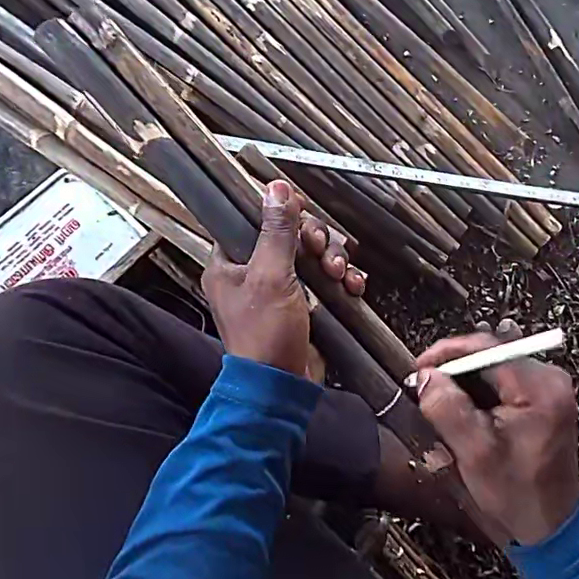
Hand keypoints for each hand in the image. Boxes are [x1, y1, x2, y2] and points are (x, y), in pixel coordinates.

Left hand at [203, 180, 364, 376]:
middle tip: (320, 250)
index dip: (278, 213)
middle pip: (287, 235)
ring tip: (337, 274)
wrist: (282, 388)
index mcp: (229, 264)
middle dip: (313, 240)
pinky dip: (339, 279)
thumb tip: (276, 191)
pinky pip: (323, 280)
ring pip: (309, 256)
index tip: (300, 212)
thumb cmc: (263, 338)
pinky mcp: (300, 304)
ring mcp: (277, 289)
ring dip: (330, 259)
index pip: (251, 220)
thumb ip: (275, 232)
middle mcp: (250, 274)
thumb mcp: (271, 276)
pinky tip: (349, 285)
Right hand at [414, 333, 578, 545]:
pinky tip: (462, 412)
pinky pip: (498, 380)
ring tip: (439, 403)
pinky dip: (475, 392)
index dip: (447, 353)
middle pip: (487, 355)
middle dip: (452, 370)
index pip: (485, 348)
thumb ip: (447, 408)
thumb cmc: (517, 493)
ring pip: (489, 367)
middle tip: (424, 388)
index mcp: (540, 388)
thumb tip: (426, 376)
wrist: (550, 526)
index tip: (420, 368)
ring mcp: (547, 388)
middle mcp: (549, 380)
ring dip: (461, 382)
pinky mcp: (540, 398)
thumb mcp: (474, 452)